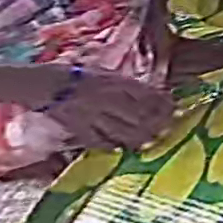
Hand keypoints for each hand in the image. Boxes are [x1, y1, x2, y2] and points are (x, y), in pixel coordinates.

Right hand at [40, 68, 173, 149]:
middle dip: (155, 122)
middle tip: (168, 130)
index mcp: (118, 83)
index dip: (163, 104)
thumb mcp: (110, 74)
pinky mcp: (74, 127)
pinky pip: (94, 138)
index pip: (147, 94)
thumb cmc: (81, 76)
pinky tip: (120, 148)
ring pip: (119, 128)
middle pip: (137, 113)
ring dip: (137, 136)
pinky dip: (108, 144)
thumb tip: (153, 94)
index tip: (176, 110)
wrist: (46, 84)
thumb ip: (129, 85)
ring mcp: (91, 113)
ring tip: (150, 142)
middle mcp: (107, 98)